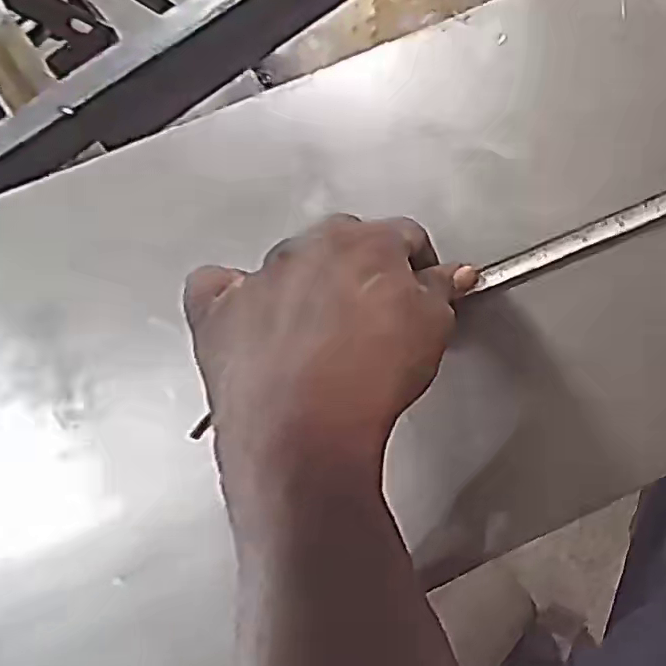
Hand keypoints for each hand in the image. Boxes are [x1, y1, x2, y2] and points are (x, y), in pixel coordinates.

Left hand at [183, 215, 477, 488]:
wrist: (306, 431)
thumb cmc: (370, 376)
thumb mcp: (435, 325)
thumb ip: (441, 288)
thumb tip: (447, 276)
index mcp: (370, 242)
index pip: (406, 234)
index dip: (421, 262)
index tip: (425, 283)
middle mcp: (311, 248)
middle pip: (348, 239)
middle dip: (368, 266)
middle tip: (385, 306)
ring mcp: (261, 278)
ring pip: (294, 261)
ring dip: (315, 281)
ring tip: (333, 326)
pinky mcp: (219, 313)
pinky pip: (223, 284)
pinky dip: (242, 292)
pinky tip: (264, 311)